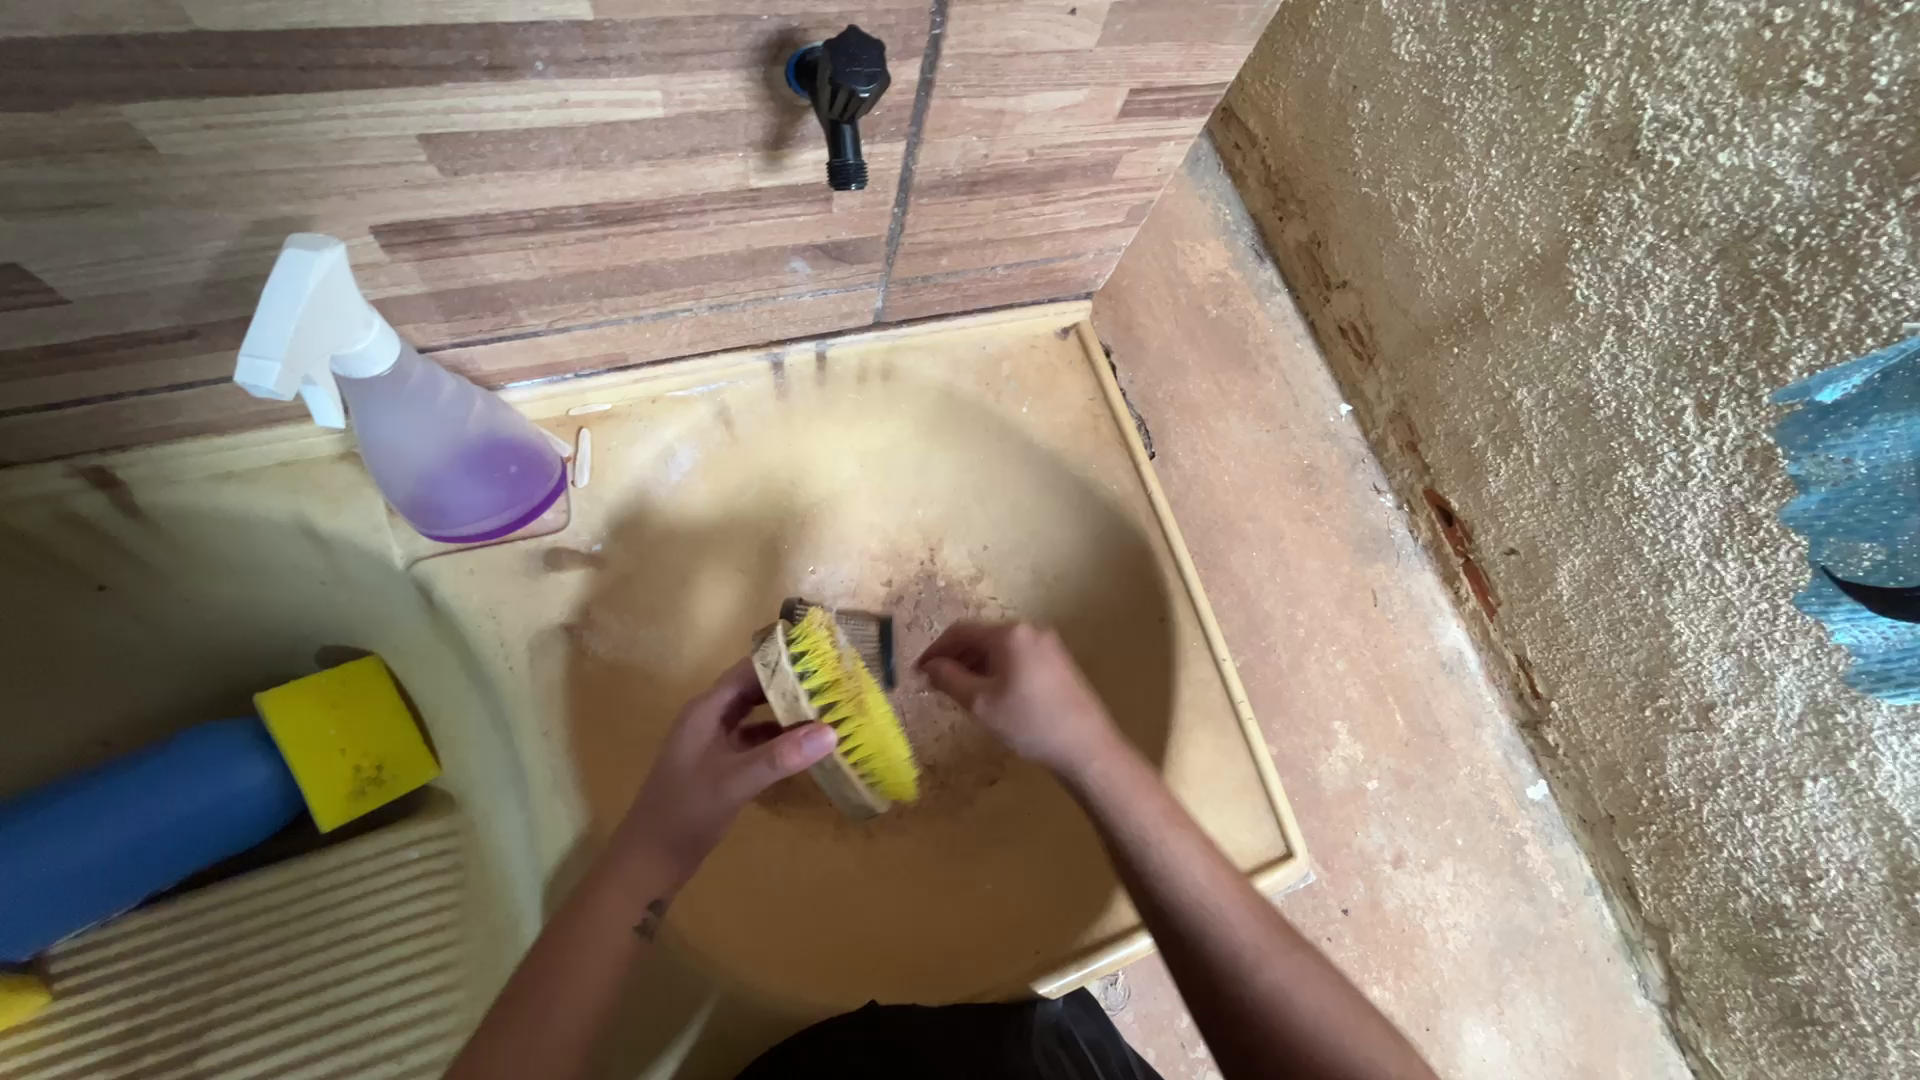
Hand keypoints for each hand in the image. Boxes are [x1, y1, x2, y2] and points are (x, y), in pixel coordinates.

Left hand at [613, 658, 838, 878]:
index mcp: (706, 710)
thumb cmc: (685, 813)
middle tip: (834, 685)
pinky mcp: (721, 764)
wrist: (649, 862)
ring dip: (788, 713)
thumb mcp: (735, 782)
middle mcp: (710, 718)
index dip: (784, 662)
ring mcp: (714, 742)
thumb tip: (832, 732)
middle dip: (792, 686)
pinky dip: (780, 740)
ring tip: (829, 711)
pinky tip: (807, 748)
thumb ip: (781, 756)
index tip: (823, 660)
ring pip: (757, 715)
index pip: (749, 670)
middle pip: (755, 689)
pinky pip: (756, 740)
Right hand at [917, 621, 1120, 776]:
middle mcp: (1030, 630)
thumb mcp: (981, 703)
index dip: (936, 650)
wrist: (1086, 746)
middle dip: (956, 658)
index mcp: (1009, 634)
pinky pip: (1017, 658)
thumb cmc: (1029, 722)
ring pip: (1000, 649)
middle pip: (981, 637)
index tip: (918, 672)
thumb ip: (949, 679)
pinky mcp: (1059, 663)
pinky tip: (991, 695)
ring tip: (960, 693)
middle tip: (937, 685)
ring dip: (976, 665)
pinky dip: (997, 670)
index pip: (961, 631)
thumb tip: (930, 666)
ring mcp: (1048, 646)